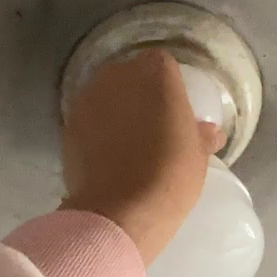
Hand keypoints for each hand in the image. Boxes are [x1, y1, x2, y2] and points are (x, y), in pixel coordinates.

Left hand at [61, 49, 221, 264]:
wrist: (120, 212)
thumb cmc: (170, 177)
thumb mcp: (198, 157)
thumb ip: (201, 135)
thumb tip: (208, 131)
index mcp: (156, 73)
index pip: (163, 65)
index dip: (169, 86)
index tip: (174, 110)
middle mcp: (118, 75)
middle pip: (131, 76)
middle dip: (139, 94)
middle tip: (151, 125)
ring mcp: (88, 98)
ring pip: (106, 95)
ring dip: (115, 110)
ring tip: (127, 141)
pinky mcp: (68, 123)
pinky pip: (89, 118)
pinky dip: (96, 129)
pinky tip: (107, 154)